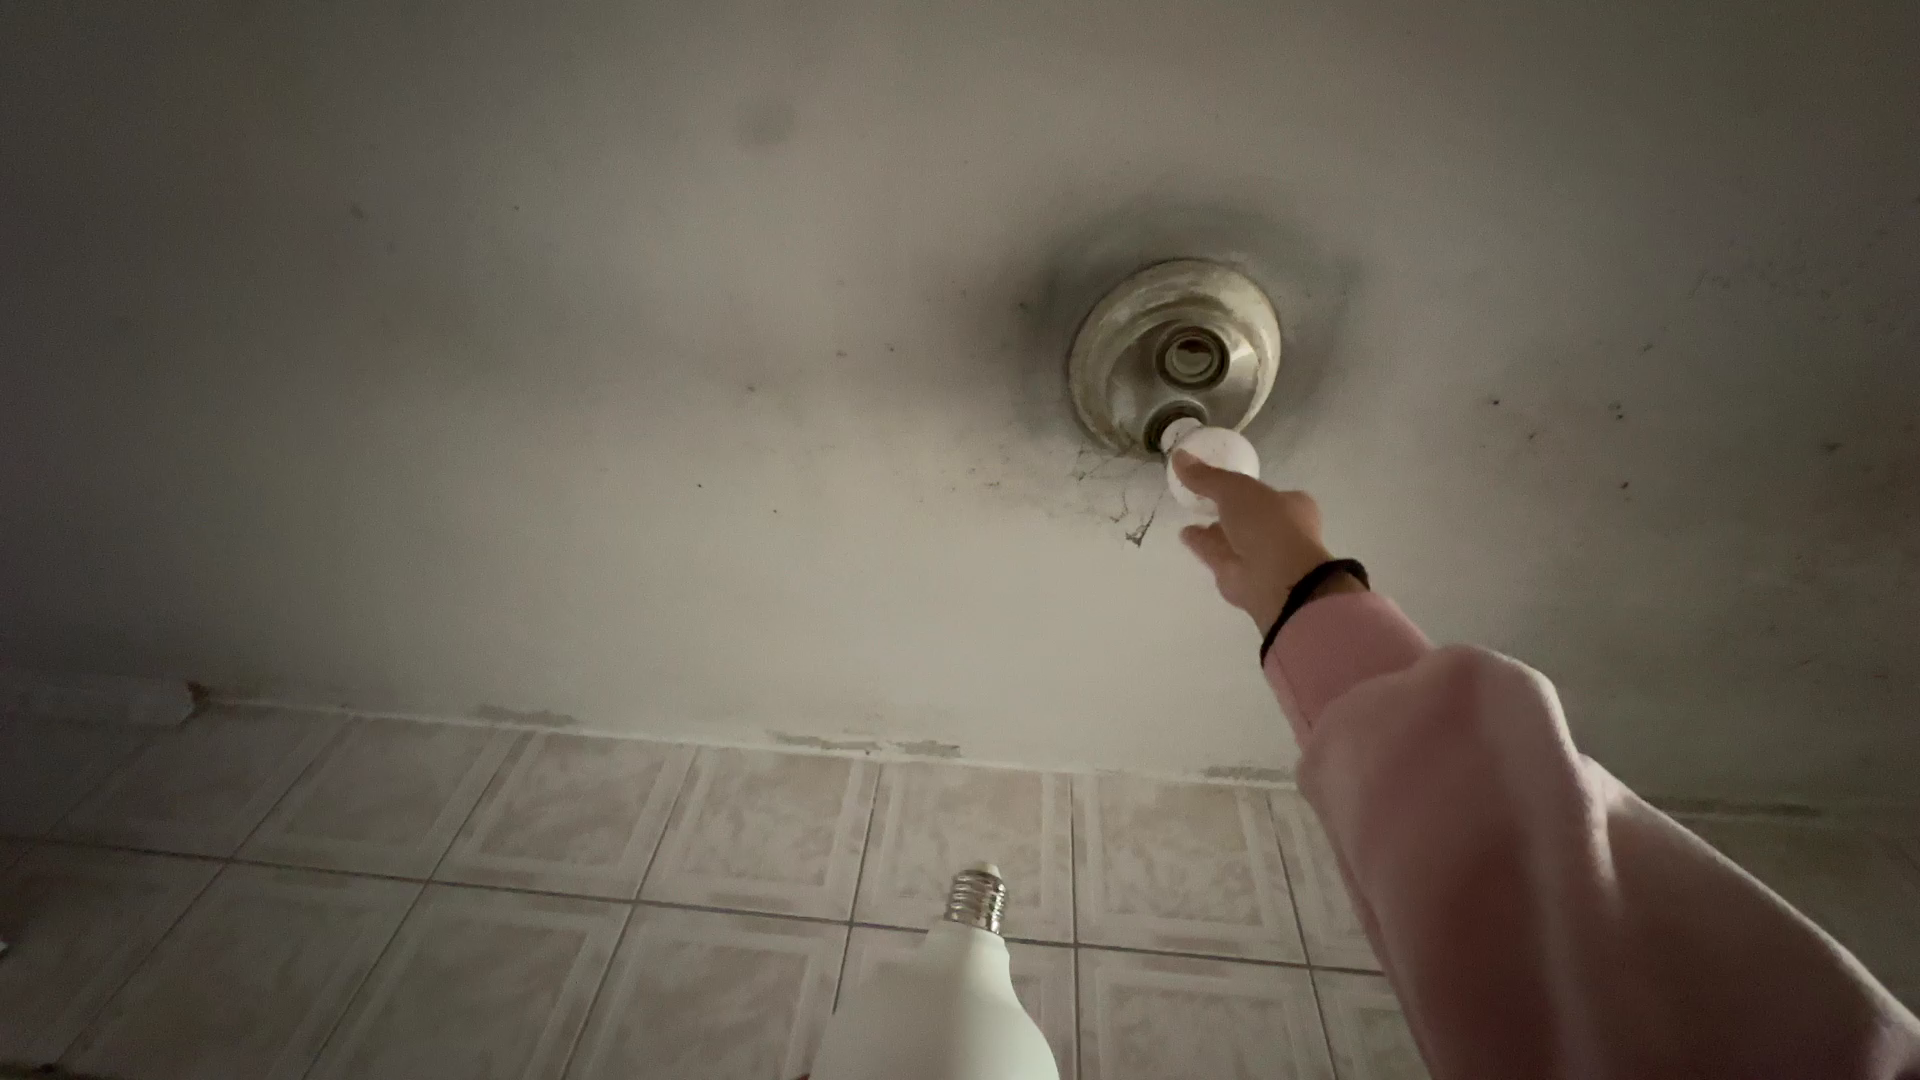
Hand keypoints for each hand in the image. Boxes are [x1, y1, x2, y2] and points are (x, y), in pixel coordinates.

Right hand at [1173, 450, 1361, 629]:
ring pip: (1231, 537)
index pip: (1268, 493)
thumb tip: (1178, 456)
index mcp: (1291, 505)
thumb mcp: (1235, 489)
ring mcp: (1259, 555)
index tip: (1223, 481)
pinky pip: (1216, 553)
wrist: (1275, 578)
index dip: (1247, 487)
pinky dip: (1201, 544)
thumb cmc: (1267, 524)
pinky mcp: (1238, 574)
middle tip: (1203, 498)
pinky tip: (1185, 534)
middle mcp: (1278, 530)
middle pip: (1247, 516)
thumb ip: (1207, 476)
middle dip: (1228, 510)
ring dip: (1212, 528)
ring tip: (1190, 516)